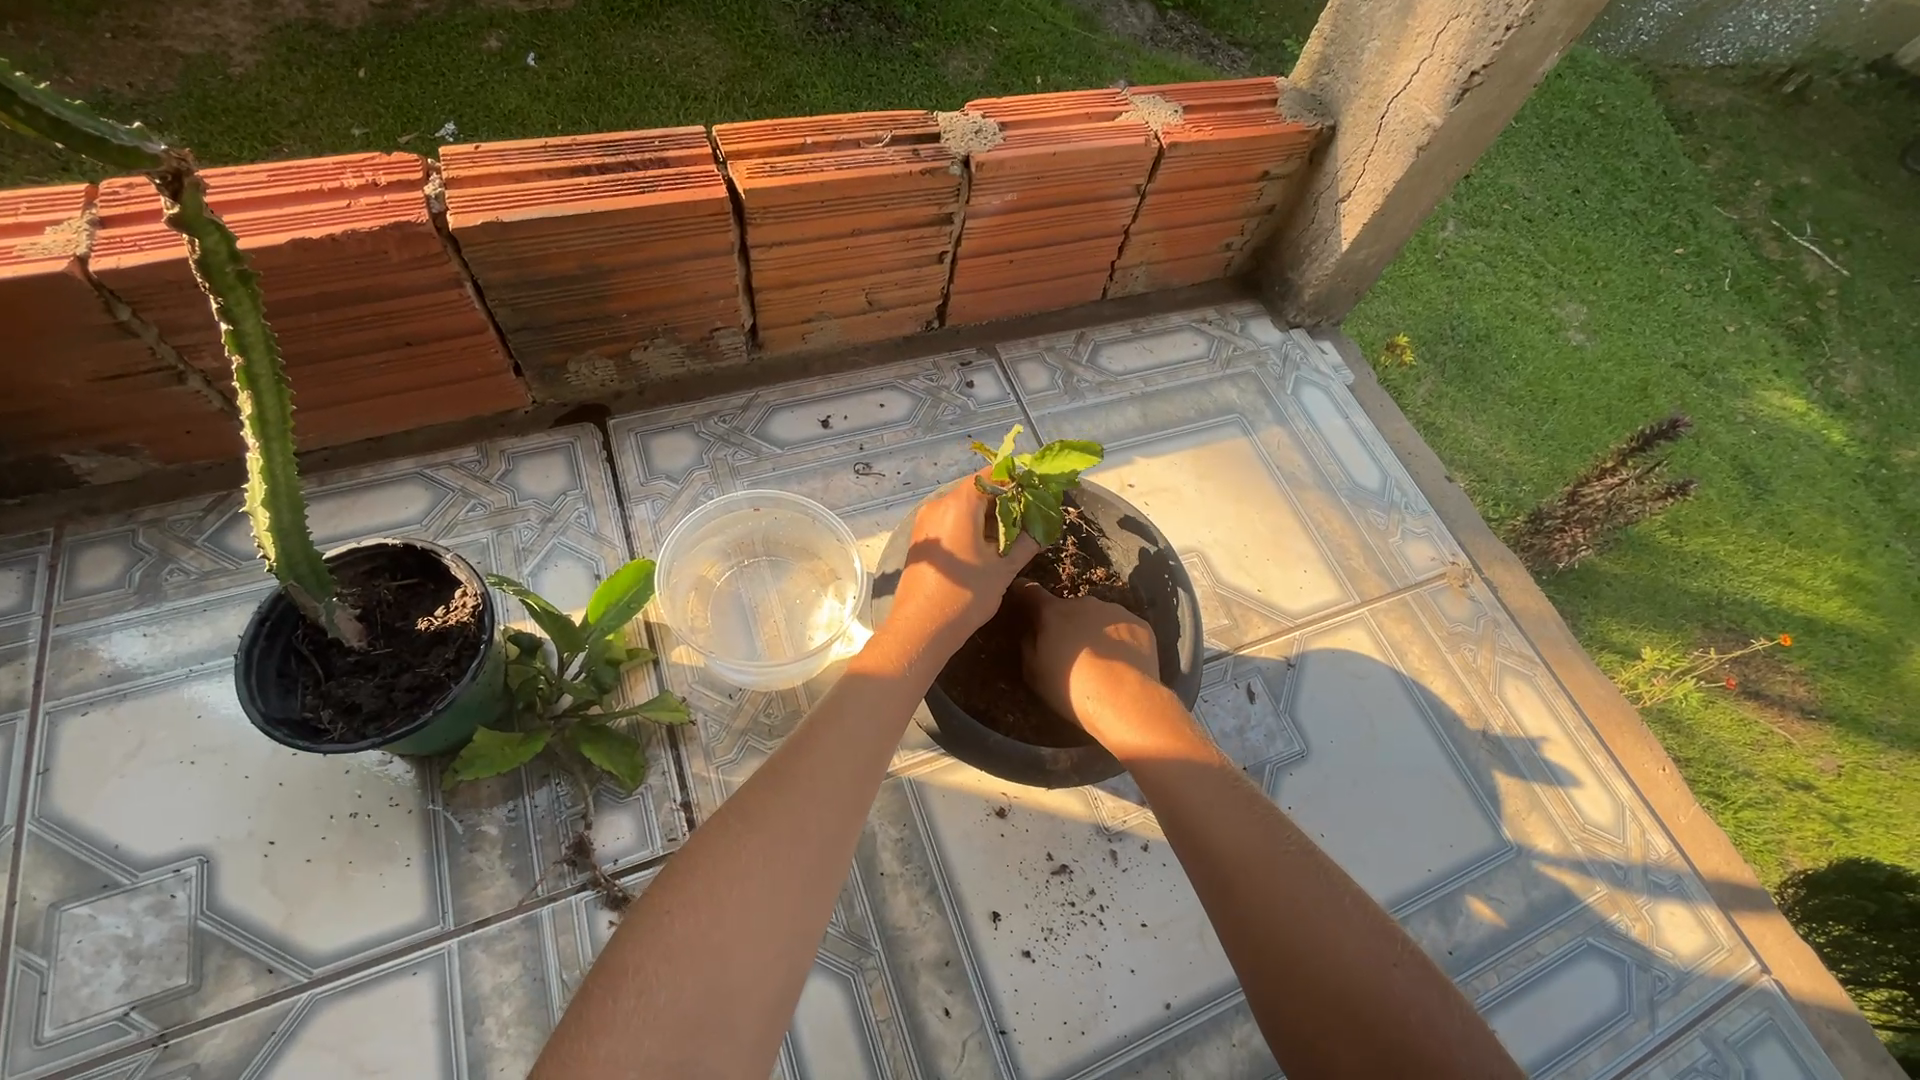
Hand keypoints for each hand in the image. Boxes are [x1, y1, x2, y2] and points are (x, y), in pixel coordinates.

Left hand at [885, 470, 1039, 653]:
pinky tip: (988, 546)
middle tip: (1030, 516)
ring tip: (1013, 534)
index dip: (1017, 480)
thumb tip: (1042, 527)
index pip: (992, 476)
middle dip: (1005, 500)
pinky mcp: (922, 539)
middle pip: (977, 490)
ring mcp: (926, 522)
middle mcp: (938, 505)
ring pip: (964, 507)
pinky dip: (972, 526)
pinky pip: (951, 521)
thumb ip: (1027, 541)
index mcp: (959, 504)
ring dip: (989, 515)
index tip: (1037, 492)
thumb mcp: (1004, 568)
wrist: (921, 628)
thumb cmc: (965, 595)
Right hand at [1010, 583, 1184, 749]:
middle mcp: (1084, 603)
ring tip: (1100, 663)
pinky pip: (1123, 628)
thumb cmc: (1070, 687)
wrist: (1124, 698)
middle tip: (1070, 653)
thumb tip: (1031, 630)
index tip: (1022, 600)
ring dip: (1094, 631)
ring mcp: (1115, 611)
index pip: (1031, 592)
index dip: (1024, 595)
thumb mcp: (1033, 672)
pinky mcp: (1140, 624)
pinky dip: (1119, 640)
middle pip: (1069, 608)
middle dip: (1066, 624)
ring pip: (1098, 617)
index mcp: (1053, 612)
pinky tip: (1122, 663)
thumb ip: (1028, 644)